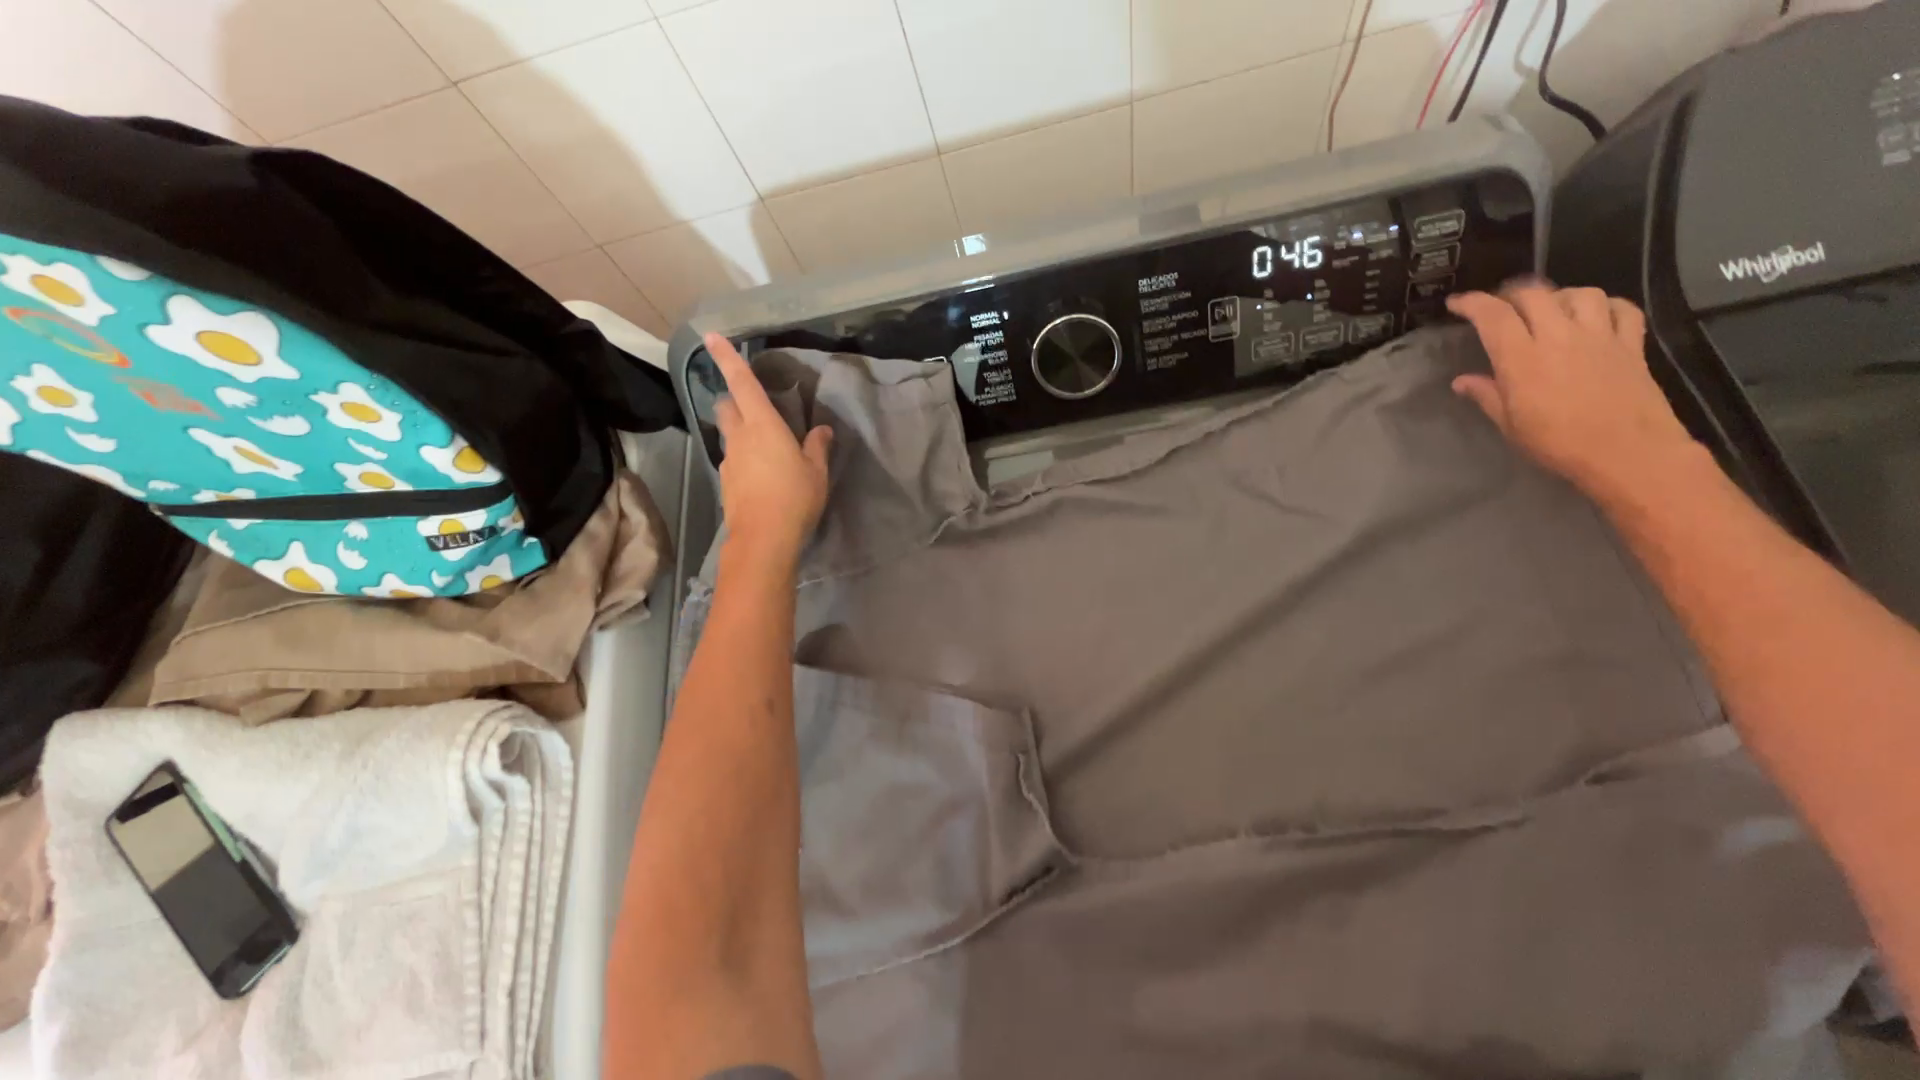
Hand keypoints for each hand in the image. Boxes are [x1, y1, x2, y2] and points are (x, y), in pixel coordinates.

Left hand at [707, 333, 832, 563]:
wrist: (763, 540)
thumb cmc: (794, 498)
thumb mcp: (816, 472)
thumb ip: (817, 447)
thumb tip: (821, 430)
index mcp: (763, 425)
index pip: (742, 382)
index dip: (727, 357)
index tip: (712, 336)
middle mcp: (740, 437)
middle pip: (727, 406)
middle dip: (733, 398)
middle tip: (751, 404)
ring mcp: (729, 461)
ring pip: (729, 435)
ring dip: (740, 432)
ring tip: (765, 448)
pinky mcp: (726, 483)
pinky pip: (734, 460)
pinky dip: (744, 459)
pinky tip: (762, 476)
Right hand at [1446, 282, 1703, 502]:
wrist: (1628, 453)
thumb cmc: (1559, 444)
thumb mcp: (1510, 426)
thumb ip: (1487, 396)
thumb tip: (1462, 381)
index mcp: (1523, 358)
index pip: (1493, 315)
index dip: (1471, 303)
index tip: (1457, 304)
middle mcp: (1559, 336)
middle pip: (1533, 294)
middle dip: (1511, 295)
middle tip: (1501, 308)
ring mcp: (1599, 336)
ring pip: (1580, 293)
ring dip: (1560, 296)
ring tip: (1551, 310)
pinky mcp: (1631, 344)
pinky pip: (1622, 309)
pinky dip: (1606, 306)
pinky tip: (1596, 317)